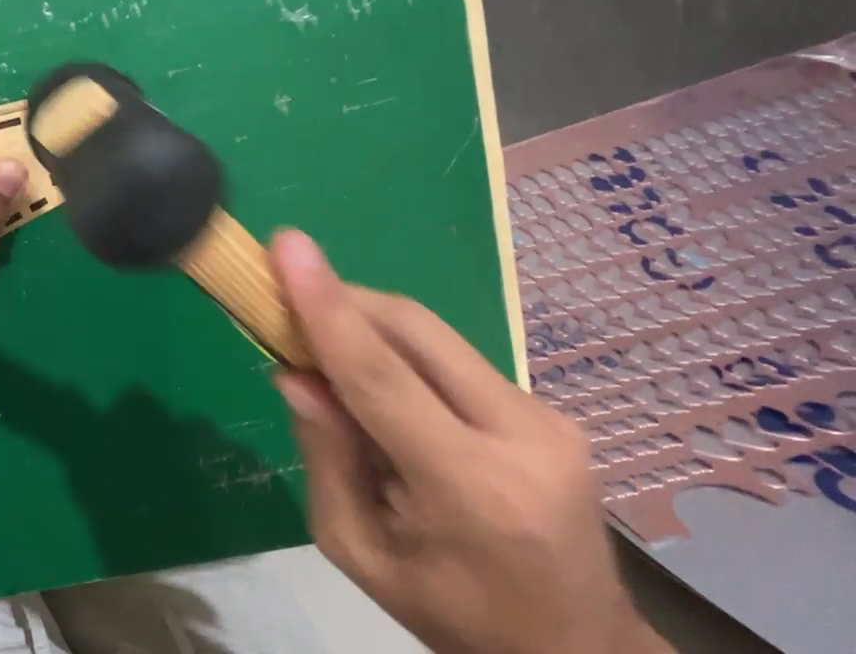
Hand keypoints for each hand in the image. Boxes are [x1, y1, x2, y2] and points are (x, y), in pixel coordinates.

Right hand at [269, 230, 668, 653]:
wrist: (577, 650)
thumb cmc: (451, 611)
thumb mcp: (358, 549)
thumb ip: (324, 455)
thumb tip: (294, 372)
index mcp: (470, 487)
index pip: (380, 376)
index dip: (325, 307)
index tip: (286, 246)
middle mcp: (522, 436)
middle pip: (413, 332)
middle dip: (341, 301)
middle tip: (283, 298)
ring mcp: (547, 418)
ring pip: (433, 336)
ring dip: (367, 326)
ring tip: (323, 348)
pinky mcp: (550, 410)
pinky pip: (452, 357)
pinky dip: (399, 353)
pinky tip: (379, 385)